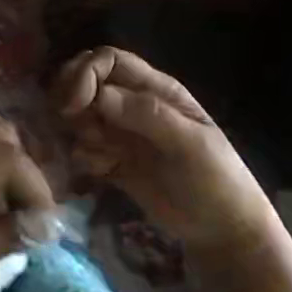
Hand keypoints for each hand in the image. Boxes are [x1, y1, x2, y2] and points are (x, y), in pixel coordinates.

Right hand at [53, 47, 274, 250]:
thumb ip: (148, 116)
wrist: (222, 231)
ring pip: (81, 114)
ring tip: (98, 154)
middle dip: (71, 98)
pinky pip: (83, 147)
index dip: (85, 74)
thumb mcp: (190, 145)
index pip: (108, 60)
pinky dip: (82, 156)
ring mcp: (122, 132)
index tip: (72, 105)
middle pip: (87, 81)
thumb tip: (101, 95)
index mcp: (156, 90)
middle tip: (70, 124)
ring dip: (77, 130)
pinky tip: (99, 172)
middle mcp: (134, 104)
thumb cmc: (215, 180)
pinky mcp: (113, 160)